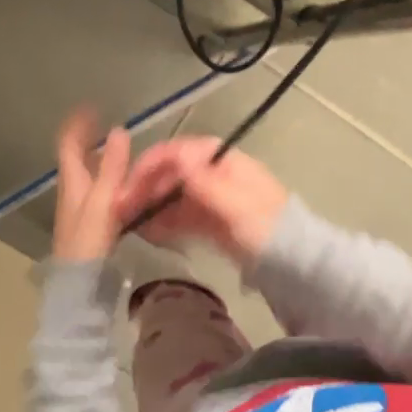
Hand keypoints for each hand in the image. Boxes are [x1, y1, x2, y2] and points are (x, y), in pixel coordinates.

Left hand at [53, 108, 129, 262]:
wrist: (79, 284)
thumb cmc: (87, 240)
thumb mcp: (102, 201)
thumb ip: (112, 168)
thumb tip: (119, 129)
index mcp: (73, 181)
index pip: (69, 145)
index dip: (77, 125)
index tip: (90, 107)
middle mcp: (73, 191)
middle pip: (78, 160)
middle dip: (91, 141)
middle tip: (109, 128)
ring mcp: (81, 209)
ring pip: (90, 177)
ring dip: (103, 161)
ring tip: (125, 153)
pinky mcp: (91, 224)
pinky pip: (101, 193)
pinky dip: (112, 182)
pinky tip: (129, 188)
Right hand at [114, 137, 286, 266]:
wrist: (291, 258)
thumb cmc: (265, 226)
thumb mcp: (236, 204)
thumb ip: (205, 181)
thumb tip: (177, 155)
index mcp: (222, 161)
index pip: (178, 152)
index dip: (150, 164)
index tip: (127, 183)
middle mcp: (214, 174)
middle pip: (171, 174)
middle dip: (144, 187)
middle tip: (120, 208)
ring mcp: (212, 198)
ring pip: (172, 195)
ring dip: (149, 205)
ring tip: (126, 222)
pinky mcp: (211, 221)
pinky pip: (180, 216)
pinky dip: (163, 221)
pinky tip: (146, 231)